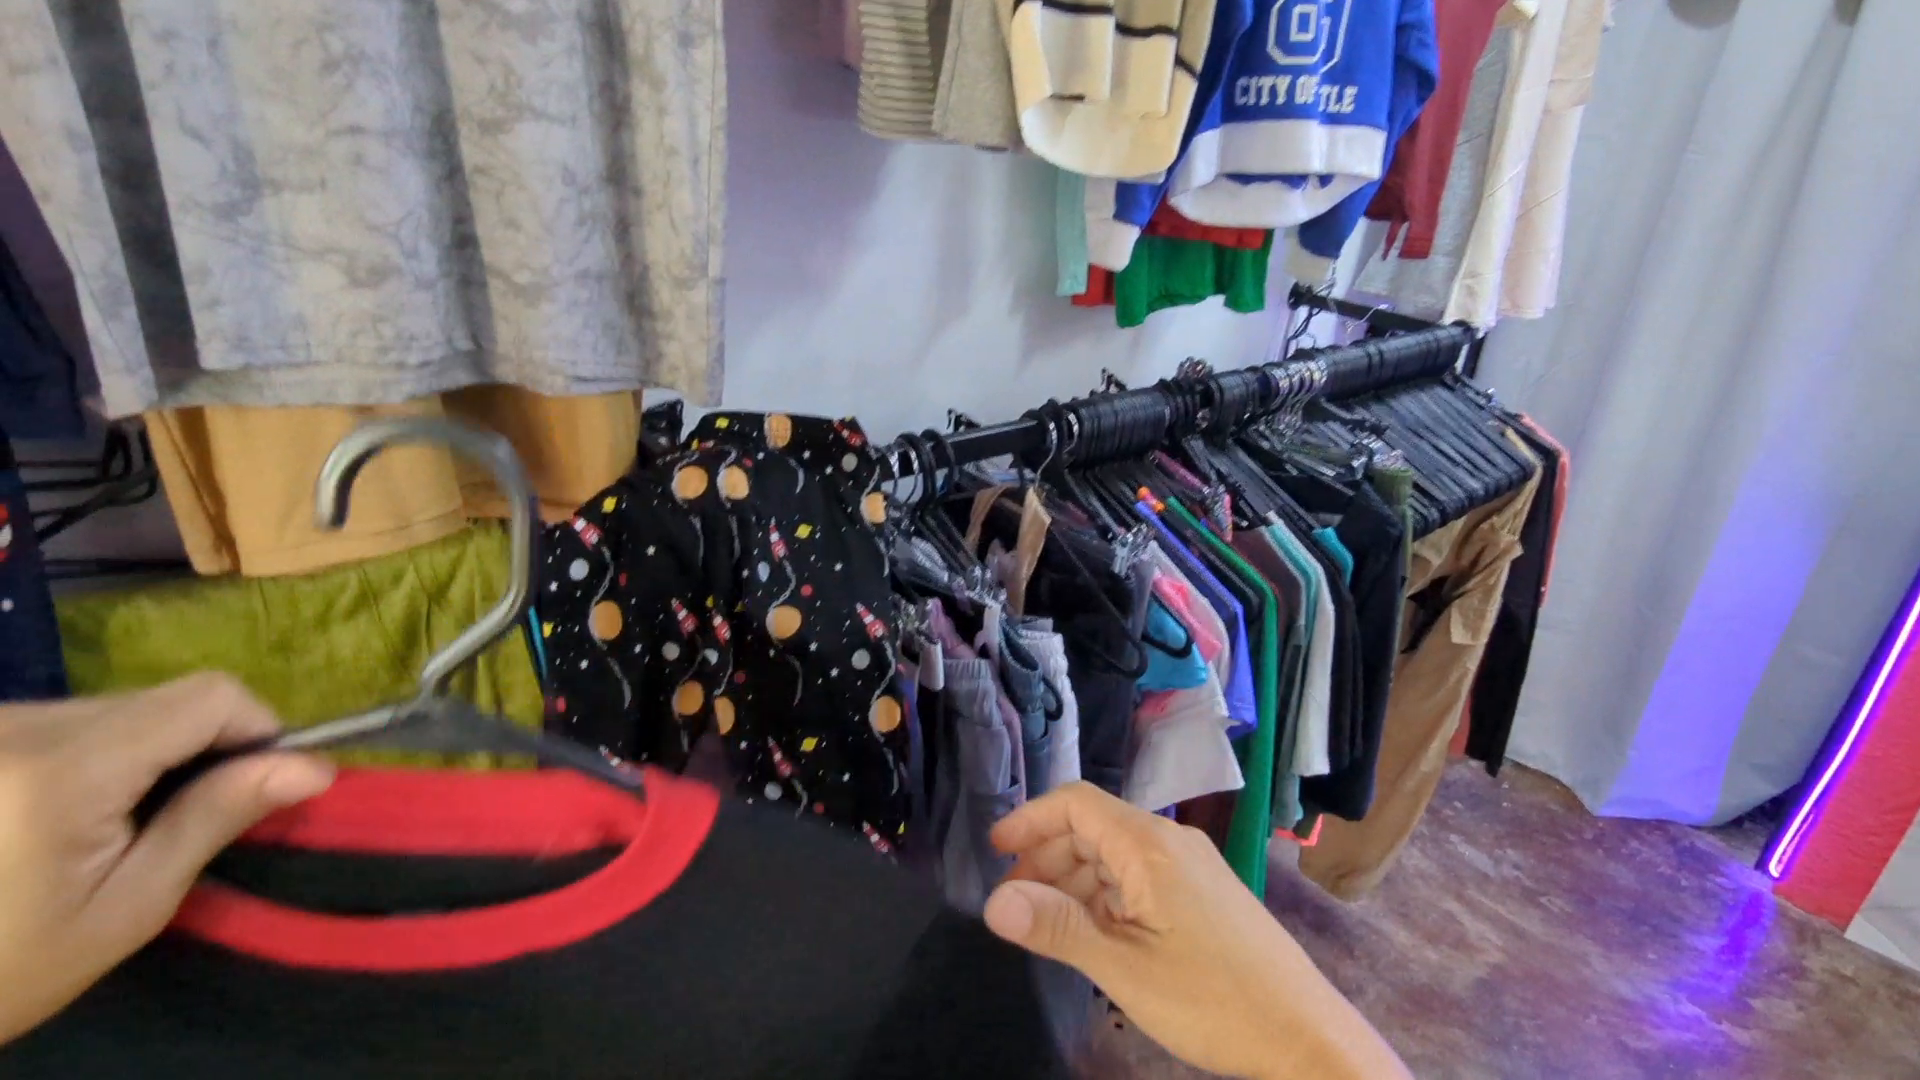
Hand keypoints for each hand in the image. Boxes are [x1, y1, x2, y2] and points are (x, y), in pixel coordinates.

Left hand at [0, 674, 334, 1043]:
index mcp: (62, 769)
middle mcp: (15, 728)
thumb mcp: (129, 907)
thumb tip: (315, 768)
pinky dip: (98, 754)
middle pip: (165, 700)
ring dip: (146, 751)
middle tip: (174, 820)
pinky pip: (71, 721)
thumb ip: (215, 818)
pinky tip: (63, 812)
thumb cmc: (6, 966)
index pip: (210, 696)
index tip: (253, 786)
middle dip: (197, 748)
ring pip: (121, 707)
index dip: (255, 730)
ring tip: (111, 822)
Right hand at [982, 783, 1409, 1079]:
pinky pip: (1139, 877)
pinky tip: (1094, 933)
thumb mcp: (1123, 968)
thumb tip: (993, 902)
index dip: (1030, 819)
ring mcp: (1190, 867)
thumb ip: (1057, 927)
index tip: (995, 851)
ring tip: (1048, 923)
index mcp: (1149, 845)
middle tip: (1015, 902)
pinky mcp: (1202, 893)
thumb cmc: (1212, 999)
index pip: (1076, 803)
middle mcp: (1170, 842)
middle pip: (1093, 827)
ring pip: (1115, 854)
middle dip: (1047, 856)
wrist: (1308, 1038)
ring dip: (1074, 880)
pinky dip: (1106, 896)